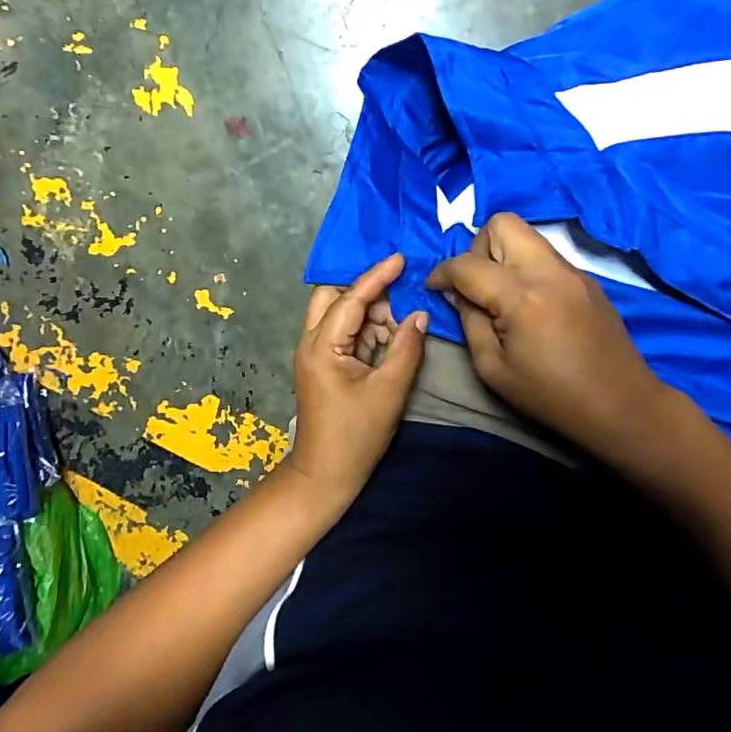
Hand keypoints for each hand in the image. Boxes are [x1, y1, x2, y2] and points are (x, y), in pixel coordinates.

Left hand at [286, 253, 428, 498]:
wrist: (325, 474)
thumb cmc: (356, 435)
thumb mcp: (389, 390)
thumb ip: (406, 348)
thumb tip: (420, 314)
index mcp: (321, 344)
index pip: (350, 298)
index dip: (377, 276)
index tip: (401, 257)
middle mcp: (310, 341)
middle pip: (333, 297)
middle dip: (366, 291)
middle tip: (401, 293)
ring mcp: (313, 353)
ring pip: (338, 314)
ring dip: (368, 312)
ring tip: (401, 322)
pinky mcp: (322, 364)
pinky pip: (342, 333)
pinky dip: (365, 330)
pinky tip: (390, 335)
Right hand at [425, 214, 680, 464]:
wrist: (622, 406)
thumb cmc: (551, 395)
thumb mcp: (492, 367)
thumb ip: (470, 321)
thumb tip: (457, 294)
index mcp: (521, 297)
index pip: (467, 264)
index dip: (442, 274)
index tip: (434, 288)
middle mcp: (548, 271)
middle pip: (501, 224)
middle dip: (477, 248)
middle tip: (475, 284)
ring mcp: (572, 271)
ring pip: (525, 234)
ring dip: (503, 254)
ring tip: (499, 293)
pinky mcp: (587, 279)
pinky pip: (544, 254)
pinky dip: (525, 266)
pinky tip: (528, 302)